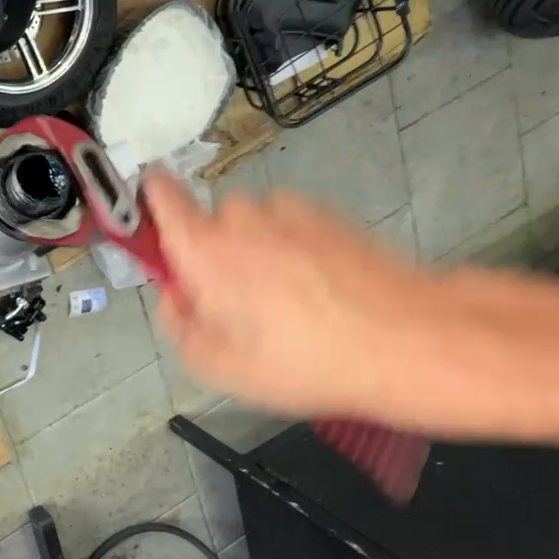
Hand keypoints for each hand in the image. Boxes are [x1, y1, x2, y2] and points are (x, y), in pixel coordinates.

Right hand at [141, 171, 457, 424]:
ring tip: (288, 301)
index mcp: (201, 247)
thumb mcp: (218, 366)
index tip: (155, 230)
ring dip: (258, 249)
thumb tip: (175, 300)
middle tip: (236, 300)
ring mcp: (288, 211)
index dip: (149, 202)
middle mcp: (239, 216)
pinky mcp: (331, 215)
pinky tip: (322, 290)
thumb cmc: (304, 358)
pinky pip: (294, 226)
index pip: (158, 192)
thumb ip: (177, 325)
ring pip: (254, 223)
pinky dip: (297, 247)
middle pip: (209, 220)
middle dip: (214, 251)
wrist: (410, 342)